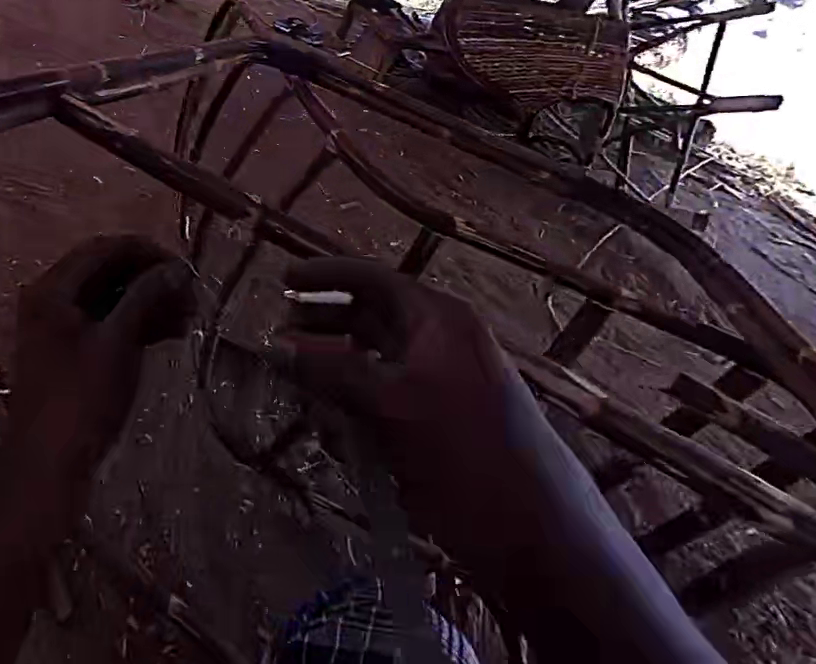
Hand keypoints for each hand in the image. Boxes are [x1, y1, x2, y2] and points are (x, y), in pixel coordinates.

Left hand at [3, 236, 196, 487]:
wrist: (48, 467)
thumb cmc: (81, 399)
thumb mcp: (117, 342)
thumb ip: (145, 297)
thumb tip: (177, 268)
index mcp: (53, 288)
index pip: (104, 249)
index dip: (146, 252)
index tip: (184, 267)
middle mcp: (52, 298)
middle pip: (106, 271)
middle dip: (150, 278)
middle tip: (191, 292)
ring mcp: (60, 325)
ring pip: (109, 298)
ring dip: (147, 302)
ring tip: (189, 314)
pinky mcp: (71, 350)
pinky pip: (106, 322)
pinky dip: (136, 323)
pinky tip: (171, 332)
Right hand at [275, 259, 527, 512]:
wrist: (540, 539)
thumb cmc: (467, 450)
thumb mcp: (391, 403)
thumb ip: (330, 370)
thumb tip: (275, 347)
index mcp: (437, 321)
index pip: (372, 280)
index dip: (325, 276)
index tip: (283, 281)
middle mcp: (433, 344)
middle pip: (365, 319)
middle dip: (320, 327)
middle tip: (279, 335)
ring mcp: (431, 386)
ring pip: (365, 364)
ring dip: (329, 374)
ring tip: (297, 386)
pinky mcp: (426, 425)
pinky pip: (375, 403)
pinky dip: (348, 409)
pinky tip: (332, 432)